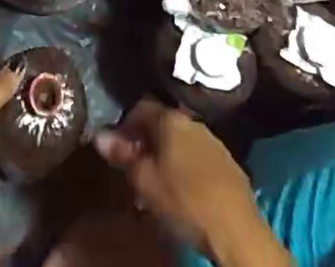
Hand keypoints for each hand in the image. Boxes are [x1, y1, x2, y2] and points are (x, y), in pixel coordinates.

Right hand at [95, 101, 288, 266]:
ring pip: (180, 140)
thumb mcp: (145, 181)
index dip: (125, 125)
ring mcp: (213, 139)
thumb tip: (100, 135)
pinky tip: (182, 189)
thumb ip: (122, 155)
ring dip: (166, 155)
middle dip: (146, 142)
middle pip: (162, 123)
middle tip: (135, 170)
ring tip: (156, 183)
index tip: (118, 148)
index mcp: (171, 119)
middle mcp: (193, 121)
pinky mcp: (226, 160)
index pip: (141, 107)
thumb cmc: (183, 200)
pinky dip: (185, 165)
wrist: (234, 227)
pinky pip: (197, 154)